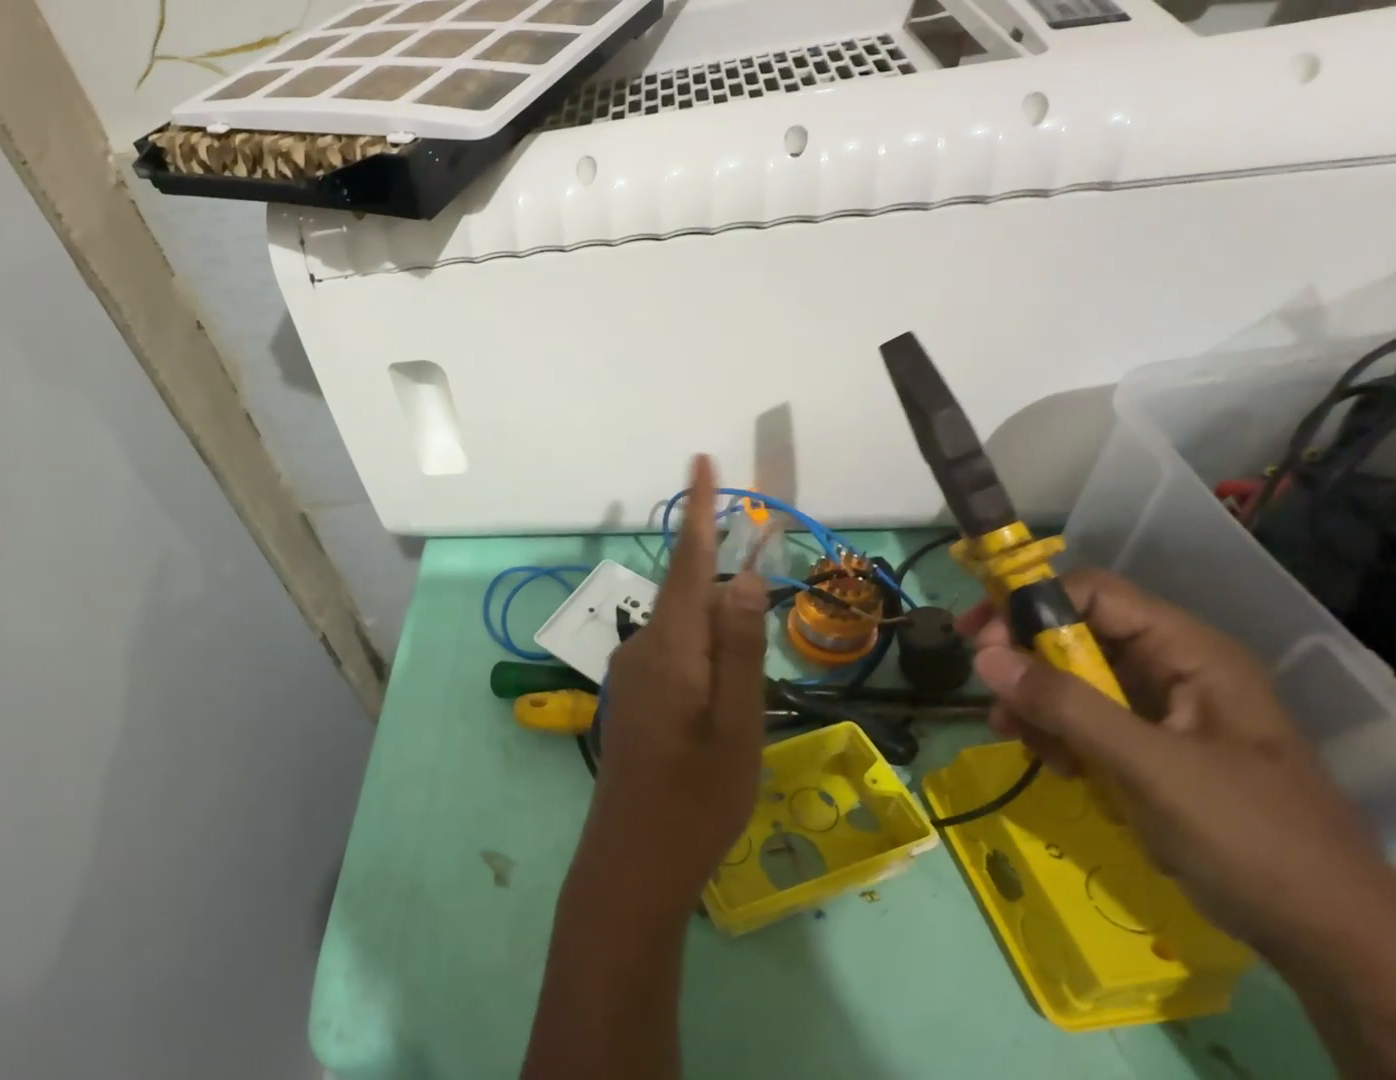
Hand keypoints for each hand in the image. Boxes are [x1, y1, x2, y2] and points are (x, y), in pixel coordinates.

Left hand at [572, 455, 769, 919]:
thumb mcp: (738, 722)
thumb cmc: (697, 794)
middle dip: (728, 591)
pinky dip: (704, 657)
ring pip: (685, 630)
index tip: (701, 460)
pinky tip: (722, 703)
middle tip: (764, 626)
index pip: (688, 562)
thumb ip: (741, 646)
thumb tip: (744, 574)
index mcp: (670, 646)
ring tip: (747, 689)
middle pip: (691, 597)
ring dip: (719, 634)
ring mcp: (631, 675)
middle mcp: (641, 648)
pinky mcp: (631, 699)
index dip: (699, 510)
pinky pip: (673, 656)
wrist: (635, 857)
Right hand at [959, 568, 1395, 956]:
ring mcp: (1161, 712)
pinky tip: (1054, 767)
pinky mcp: (1148, 750)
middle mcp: (1174, 670)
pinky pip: (1083, 722)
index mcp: (1190, 654)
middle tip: (996, 705)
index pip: (1094, 595)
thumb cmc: (1245, 833)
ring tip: (1021, 743)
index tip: (978, 642)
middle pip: (1075, 635)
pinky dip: (1055, 736)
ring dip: (1035, 706)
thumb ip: (1067, 706)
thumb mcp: (1148, 765)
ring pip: (1072, 681)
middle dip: (1025, 664)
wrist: (1320, 925)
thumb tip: (984, 657)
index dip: (1029, 606)